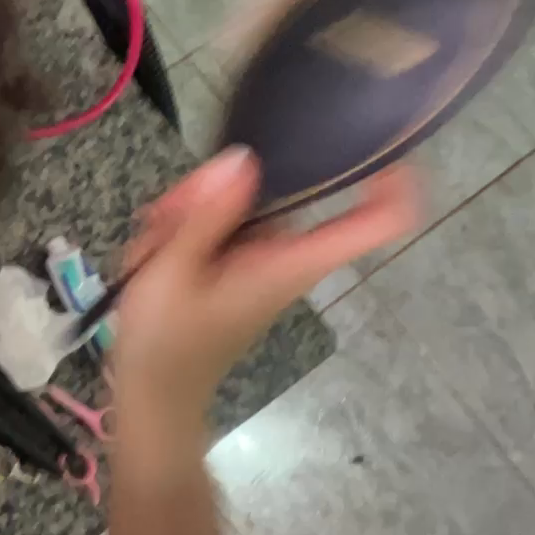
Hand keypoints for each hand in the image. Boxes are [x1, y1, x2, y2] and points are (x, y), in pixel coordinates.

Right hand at [110, 147, 421, 424]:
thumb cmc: (165, 338)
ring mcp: (256, 267)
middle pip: (274, 203)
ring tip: (146, 246)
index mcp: (289, 263)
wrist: (153, 392)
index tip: (361, 143)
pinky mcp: (230, 274)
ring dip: (184, 218)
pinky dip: (180, 236)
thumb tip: (242, 159)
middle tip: (164, 211)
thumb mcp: (172, 271)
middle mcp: (284, 259)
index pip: (378, 218)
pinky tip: (150, 255)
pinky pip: (216, 236)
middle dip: (212, 195)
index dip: (388, 178)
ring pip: (235, 215)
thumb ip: (206, 216)